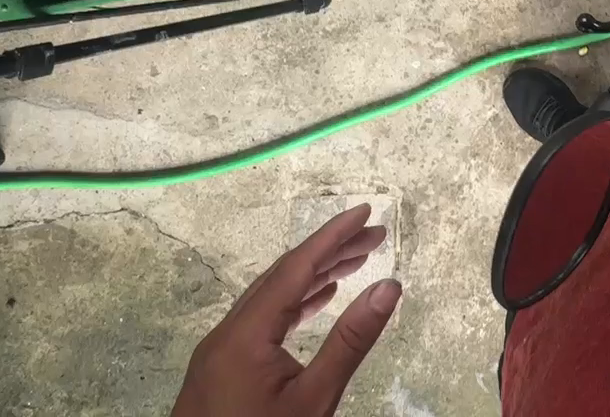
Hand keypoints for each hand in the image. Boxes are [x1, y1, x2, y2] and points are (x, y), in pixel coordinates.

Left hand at [172, 205, 400, 416]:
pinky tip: (322, 298)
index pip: (296, 268)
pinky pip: (264, 319)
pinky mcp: (221, 372)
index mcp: (243, 335)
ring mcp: (219, 354)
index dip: (333, 235)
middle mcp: (226, 336)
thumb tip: (390, 286)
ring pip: (272, 297)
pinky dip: (298, 301)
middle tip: (376, 236)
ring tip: (358, 261)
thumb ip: (350, 341)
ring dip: (317, 275)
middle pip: (284, 276)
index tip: (366, 212)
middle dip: (331, 251)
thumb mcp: (313, 400)